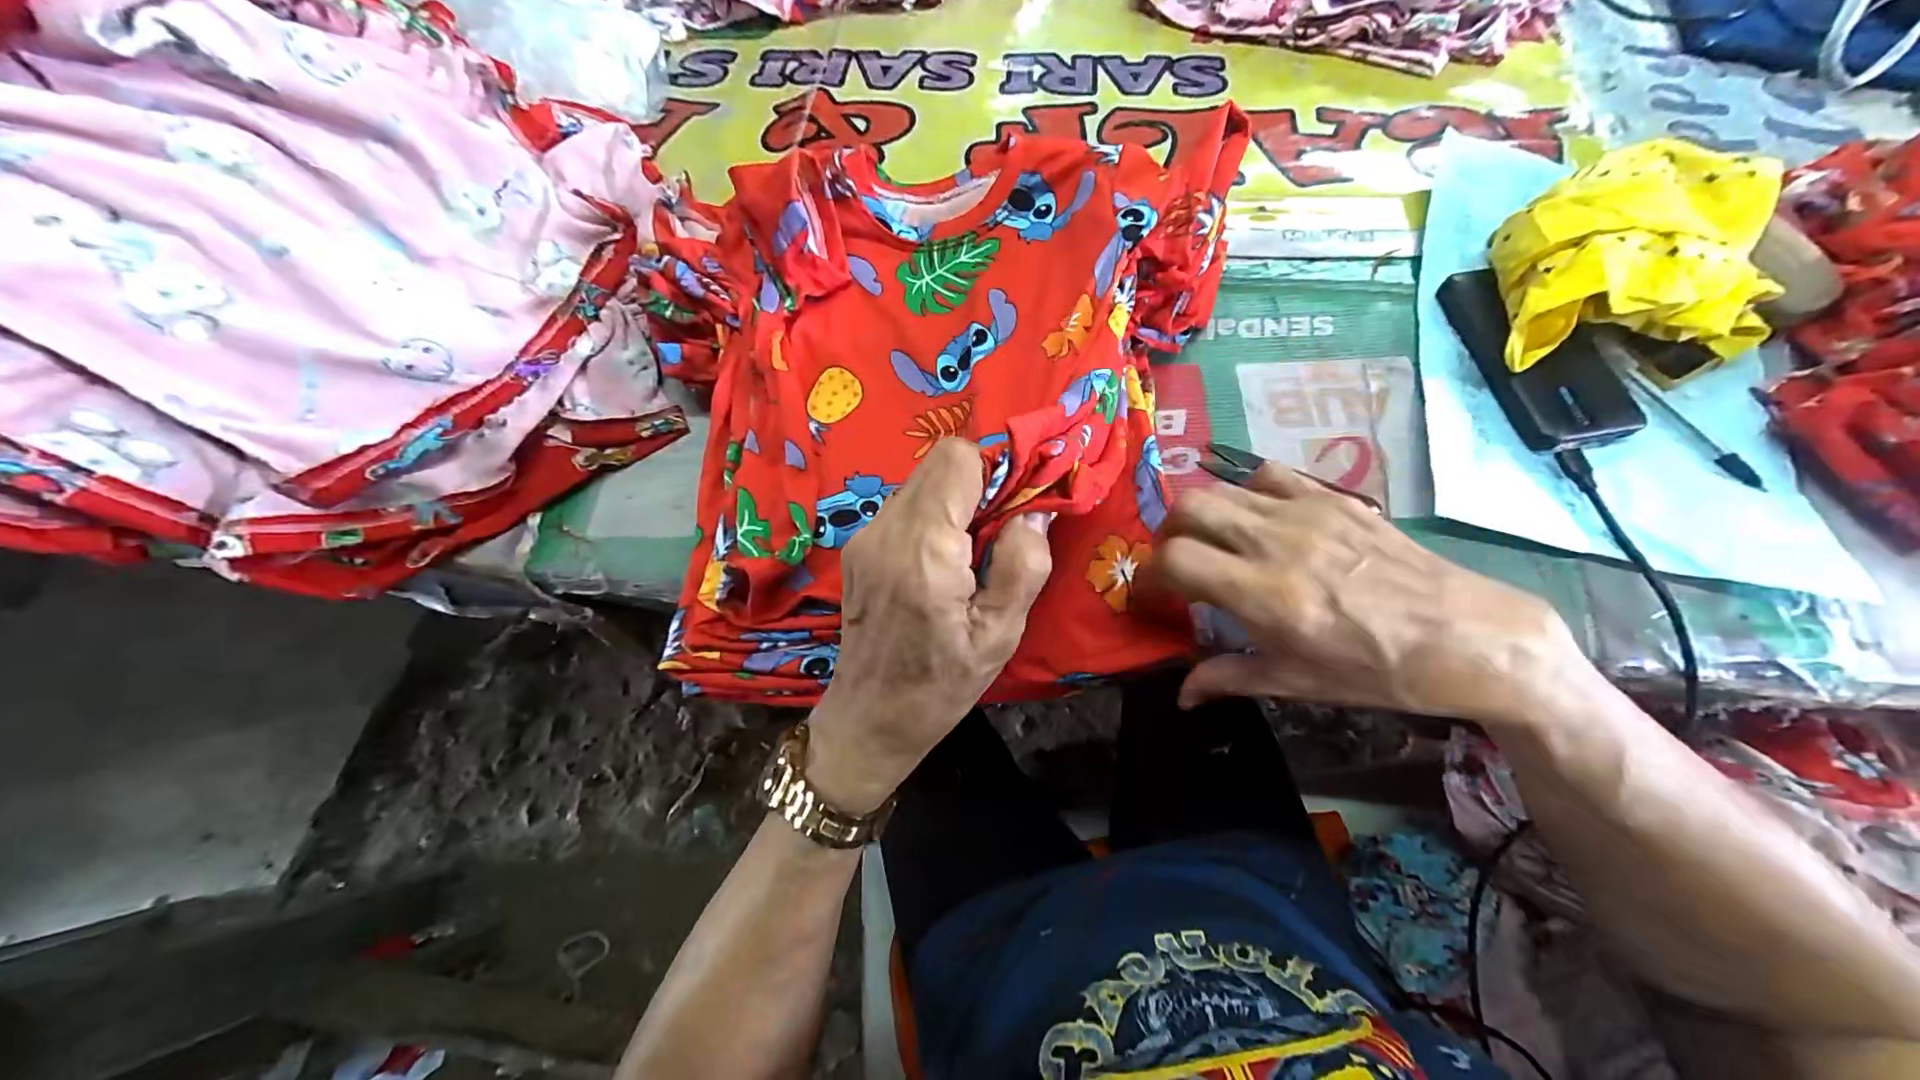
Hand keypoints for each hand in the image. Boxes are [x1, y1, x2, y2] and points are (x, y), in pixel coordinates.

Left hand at [804, 439, 1052, 813]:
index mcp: (925, 550)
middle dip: (978, 485)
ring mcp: (865, 536)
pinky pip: (904, 506)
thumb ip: (1023, 564)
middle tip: (996, 534)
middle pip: (938, 462)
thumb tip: (1033, 513)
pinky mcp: (858, 547)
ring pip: (921, 481)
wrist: (870, 718)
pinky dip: (931, 517)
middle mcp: (887, 531)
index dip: (996, 471)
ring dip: (954, 502)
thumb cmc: (941, 684)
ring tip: (968, 554)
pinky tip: (939, 564)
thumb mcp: (1001, 634)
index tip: (1015, 509)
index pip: (958, 458)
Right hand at [1142, 463, 1587, 729]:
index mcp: (1265, 594)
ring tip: (1211, 543)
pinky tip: (1258, 520)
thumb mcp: (1299, 683)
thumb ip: (1229, 678)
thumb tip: (1182, 694)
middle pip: (1187, 509)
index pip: (1174, 561)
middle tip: (1176, 566)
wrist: (1471, 636)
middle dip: (1165, 536)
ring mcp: (1307, 512)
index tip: (1151, 598)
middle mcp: (1276, 542)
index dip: (1147, 579)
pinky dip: (1245, 492)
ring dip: (1200, 514)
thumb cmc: (1380, 670)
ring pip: (1221, 487)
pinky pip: (1268, 476)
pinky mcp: (1334, 499)